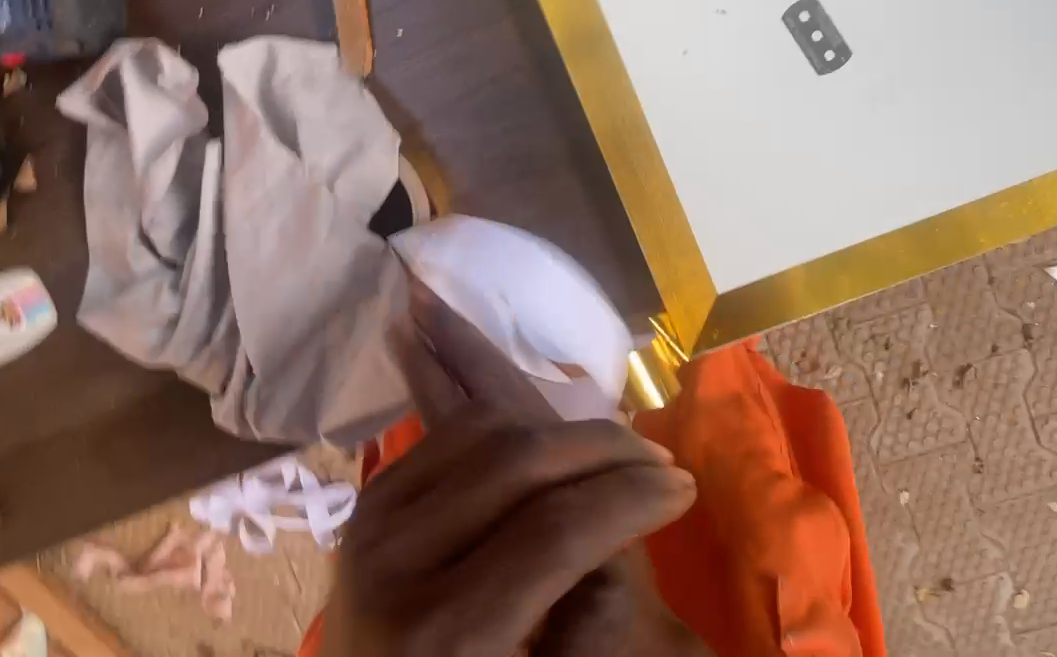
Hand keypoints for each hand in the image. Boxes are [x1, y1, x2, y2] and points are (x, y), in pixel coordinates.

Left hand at [319, 281, 700, 655]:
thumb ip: (588, 623)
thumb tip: (625, 530)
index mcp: (446, 636)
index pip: (555, 530)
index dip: (630, 498)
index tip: (684, 489)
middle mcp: (397, 565)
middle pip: (516, 461)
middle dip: (603, 448)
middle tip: (658, 459)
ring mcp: (375, 521)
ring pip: (482, 426)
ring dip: (561, 426)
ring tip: (613, 446)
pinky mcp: (372, 497)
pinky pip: (450, 430)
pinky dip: (512, 421)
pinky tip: (554, 438)